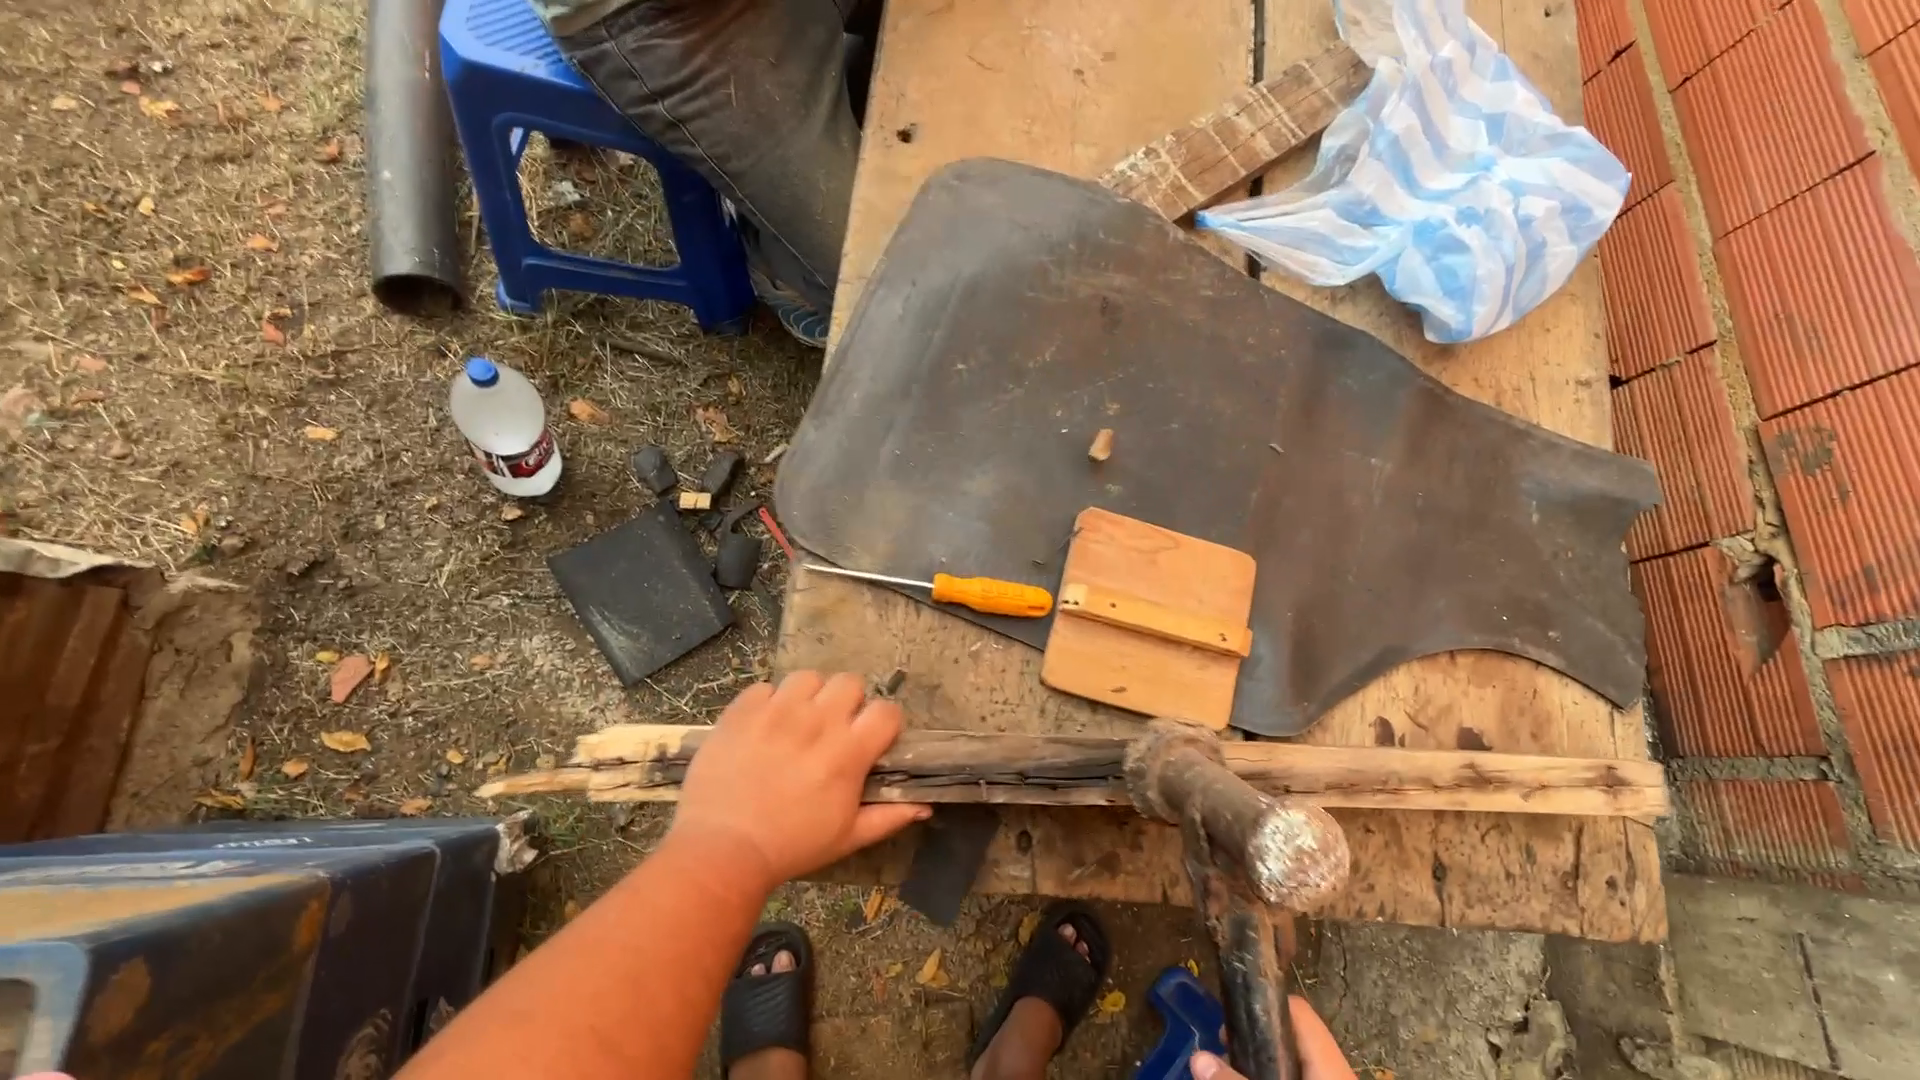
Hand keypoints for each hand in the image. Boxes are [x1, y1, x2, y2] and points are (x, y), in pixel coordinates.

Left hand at [670, 671, 931, 894]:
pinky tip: (764, 728)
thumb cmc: (791, 847)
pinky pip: (765, 687)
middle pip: (849, 682)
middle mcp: (816, 722)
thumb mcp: (847, 838)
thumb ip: (889, 817)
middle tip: (833, 729)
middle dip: (848, 702)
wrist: (721, 849)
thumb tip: (925, 806)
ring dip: (808, 696)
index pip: (886, 711)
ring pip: (807, 677)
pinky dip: (768, 703)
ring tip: (797, 722)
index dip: (884, 723)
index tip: (872, 739)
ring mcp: (776, 712)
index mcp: (847, 753)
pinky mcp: (741, 711)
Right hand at [1190, 997, 1355, 1079]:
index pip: (1297, 1009)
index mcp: (1329, 1060)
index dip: (1262, 1004)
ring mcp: (1331, 1079)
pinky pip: (1299, 1075)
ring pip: (1293, 1060)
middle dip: (1255, 1037)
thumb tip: (1197, 1057)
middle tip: (1225, 1049)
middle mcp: (1334, 1067)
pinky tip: (1250, 1079)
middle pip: (1291, 1034)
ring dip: (1262, 1060)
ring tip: (1234, 1069)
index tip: (1231, 1019)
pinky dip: (1273, 1074)